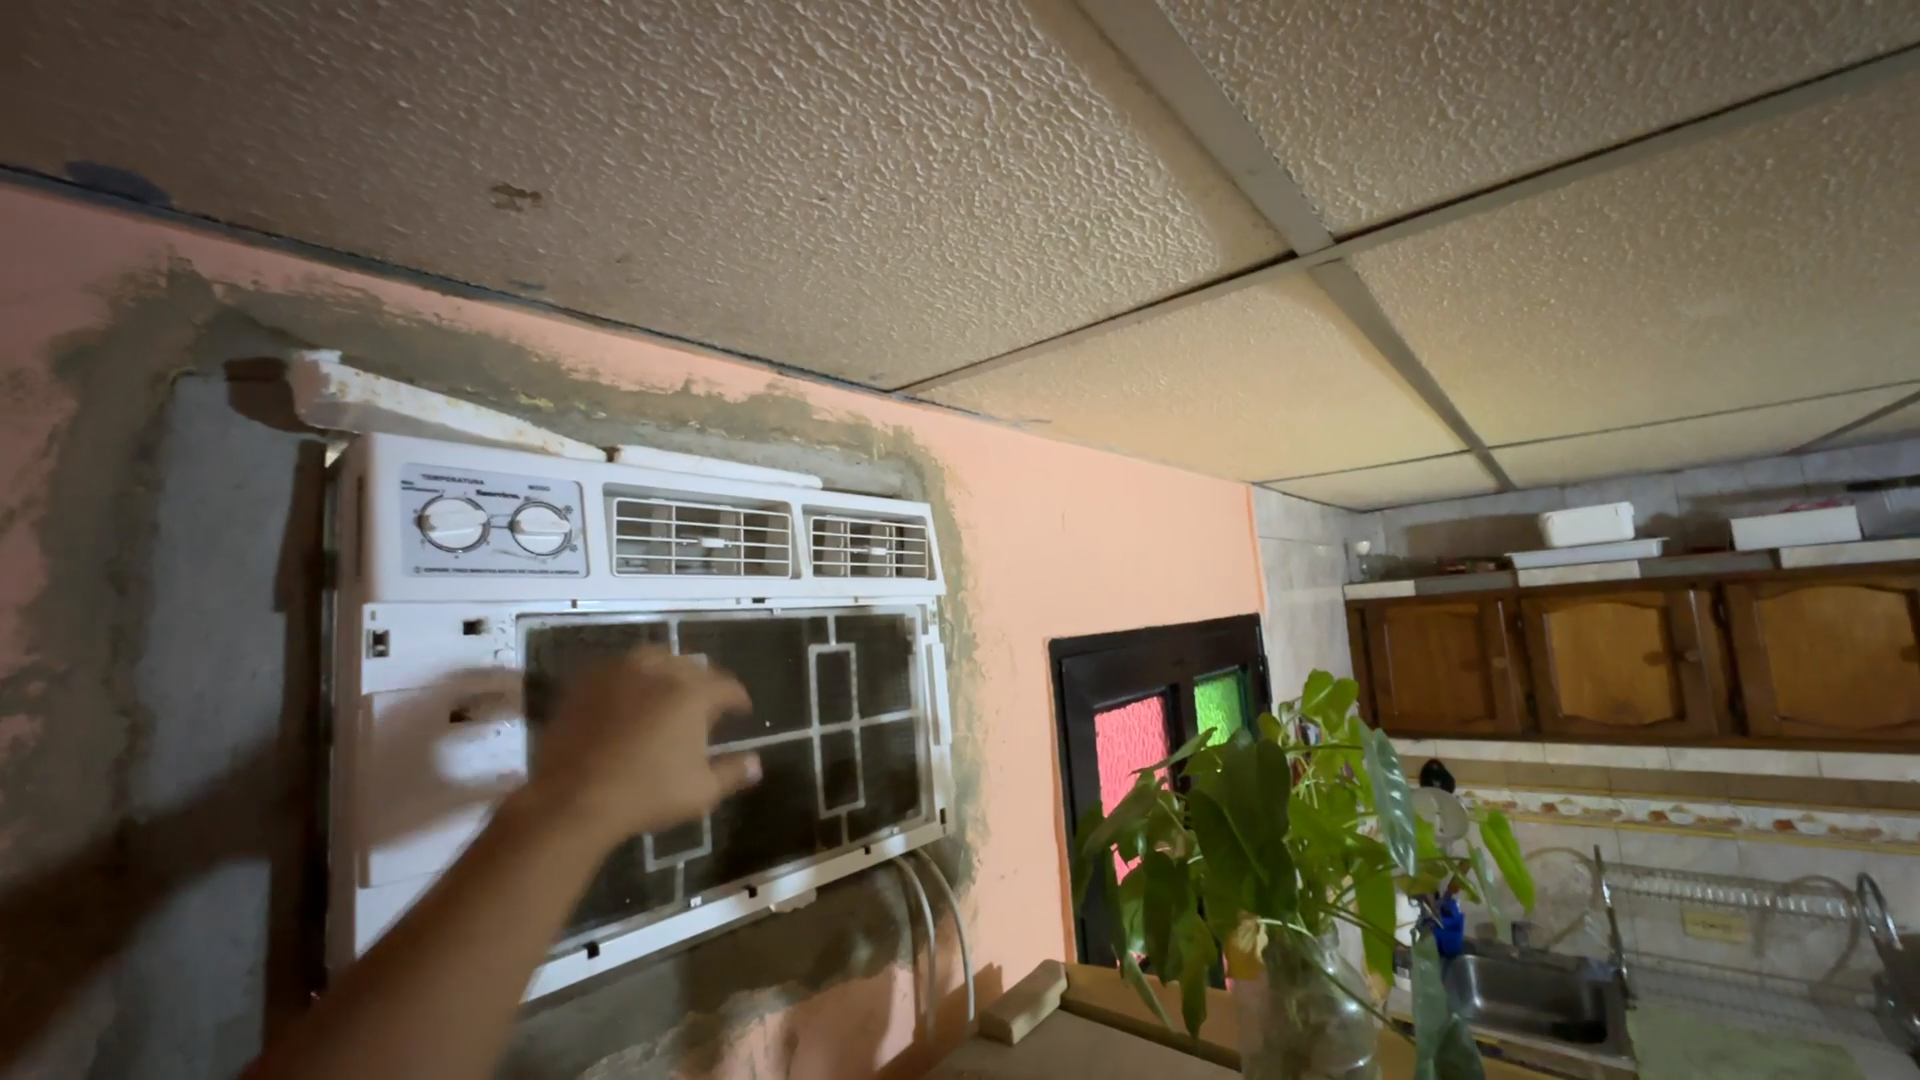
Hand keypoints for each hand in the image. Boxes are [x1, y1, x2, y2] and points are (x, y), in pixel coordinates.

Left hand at [521, 647, 760, 845]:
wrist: (573, 800)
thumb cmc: (646, 794)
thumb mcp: (701, 791)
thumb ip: (733, 772)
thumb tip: (757, 763)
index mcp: (693, 693)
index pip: (727, 686)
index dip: (739, 698)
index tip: (742, 711)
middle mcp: (660, 672)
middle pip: (691, 666)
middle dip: (704, 682)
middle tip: (705, 703)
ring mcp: (619, 673)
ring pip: (653, 658)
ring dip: (666, 670)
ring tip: (667, 690)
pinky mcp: (586, 683)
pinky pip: (617, 669)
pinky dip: (630, 677)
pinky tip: (628, 696)